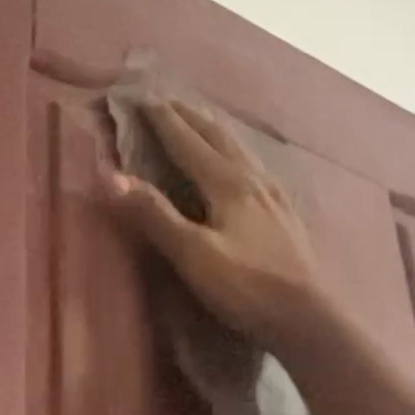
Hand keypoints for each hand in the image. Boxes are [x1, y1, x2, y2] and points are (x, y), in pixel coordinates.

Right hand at [105, 97, 324, 348]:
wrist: (305, 316)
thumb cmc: (244, 286)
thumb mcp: (192, 253)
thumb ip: (153, 214)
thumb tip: (110, 176)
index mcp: (228, 184)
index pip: (188, 142)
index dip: (163, 120)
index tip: (140, 97)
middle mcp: (253, 180)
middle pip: (218, 138)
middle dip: (189, 117)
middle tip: (166, 101)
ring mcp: (273, 196)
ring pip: (240, 151)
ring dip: (214, 132)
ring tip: (200, 123)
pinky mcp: (284, 215)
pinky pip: (254, 169)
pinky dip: (235, 155)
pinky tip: (241, 167)